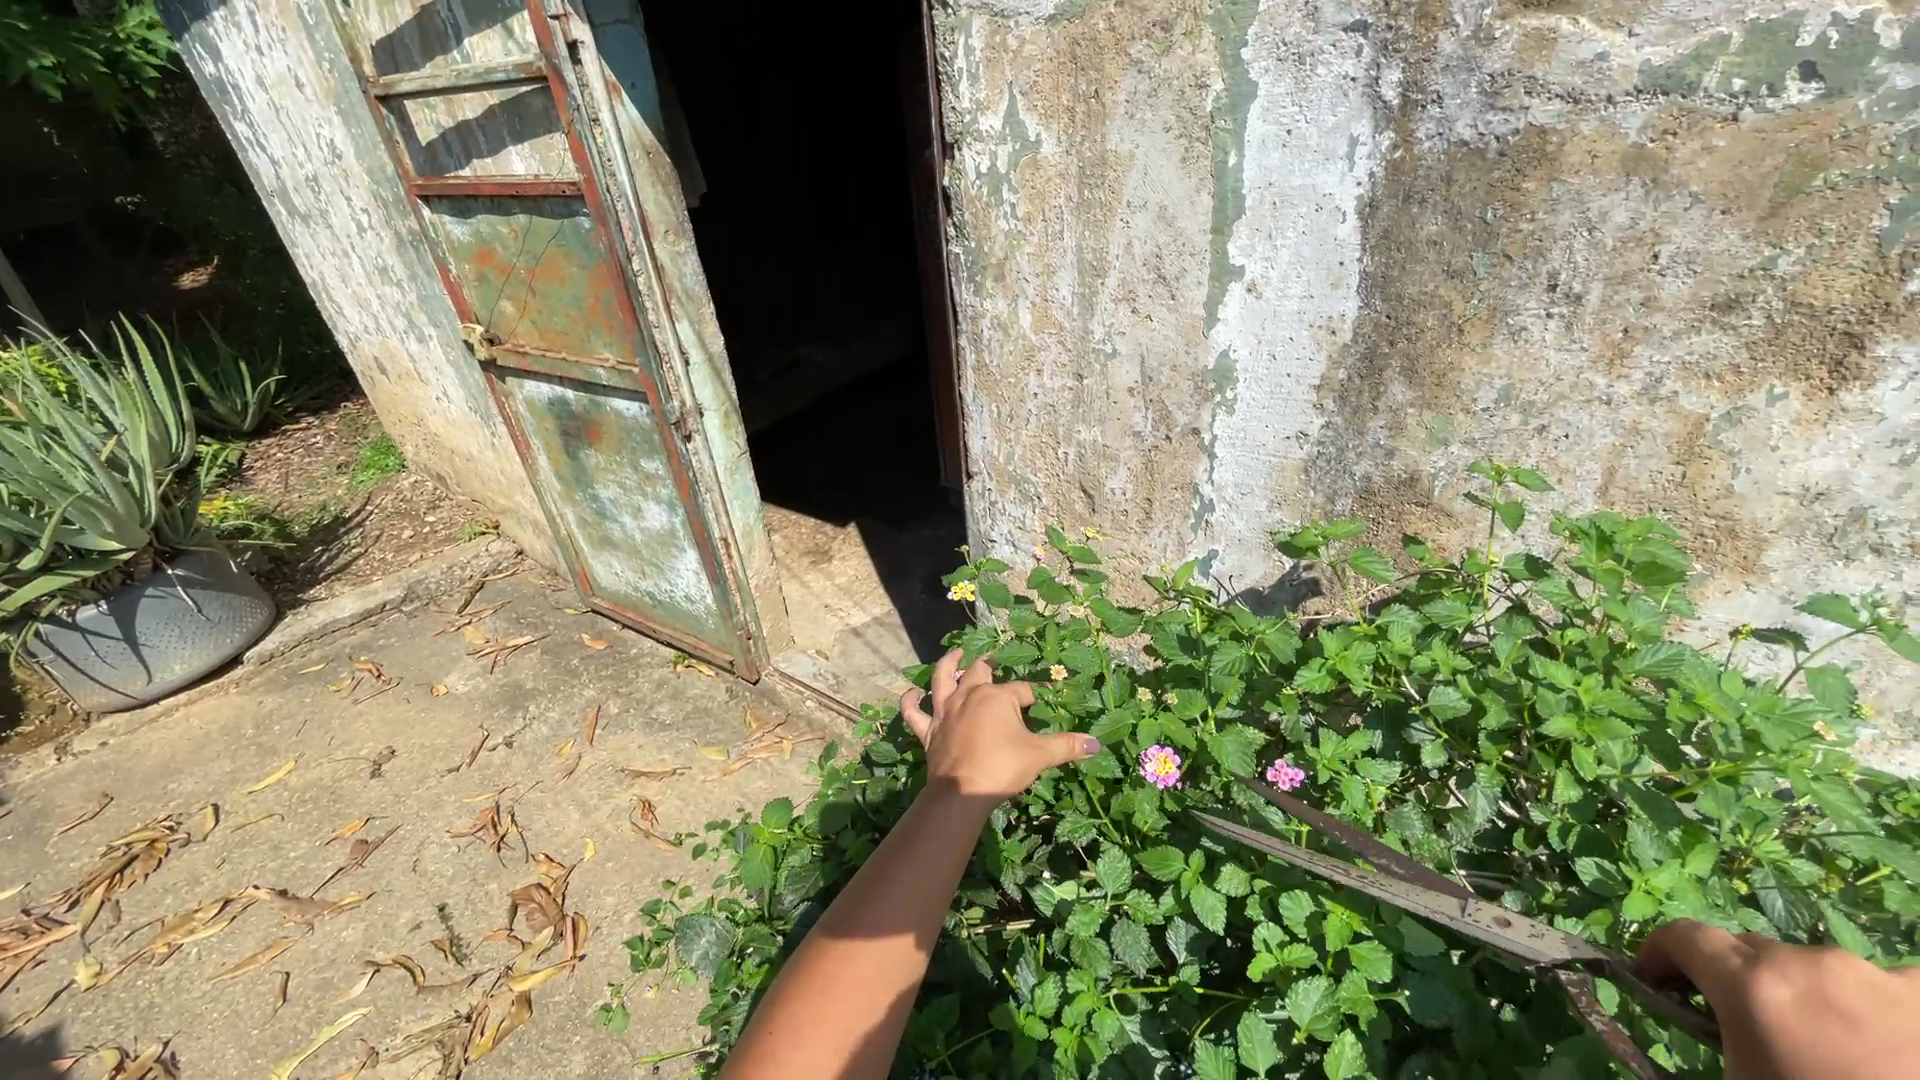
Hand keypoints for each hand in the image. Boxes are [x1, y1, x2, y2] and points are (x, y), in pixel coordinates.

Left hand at [899, 649, 1098, 799]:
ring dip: (946, 664)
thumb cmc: (1002, 767)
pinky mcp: (928, 730)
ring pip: (942, 680)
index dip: (1033, 696)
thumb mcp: (1040, 755)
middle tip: (993, 660)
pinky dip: (909, 701)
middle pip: (979, 673)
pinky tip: (910, 693)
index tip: (1041, 703)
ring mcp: (945, 711)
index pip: (1021, 690)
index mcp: (996, 696)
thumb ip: (1067, 746)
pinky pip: (913, 712)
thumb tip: (1097, 744)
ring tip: (953, 654)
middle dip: (988, 665)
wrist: (962, 793)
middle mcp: (968, 695)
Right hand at [1633, 919, 1919, 1079]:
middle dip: (1735, 979)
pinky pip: (1888, 983)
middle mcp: (1808, 965)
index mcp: (1750, 984)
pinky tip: (1888, 1043)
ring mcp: (1880, 977)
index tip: (1658, 984)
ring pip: (1814, 966)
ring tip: (1829, 1047)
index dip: (1660, 954)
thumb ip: (1710, 1042)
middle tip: (1747, 1030)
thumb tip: (1688, 1028)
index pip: (1681, 936)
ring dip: (1805, 994)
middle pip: (1748, 950)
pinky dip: (1875, 1004)